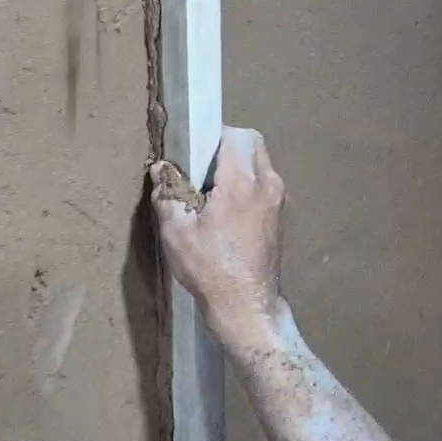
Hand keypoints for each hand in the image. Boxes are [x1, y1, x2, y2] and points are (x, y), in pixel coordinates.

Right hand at [150, 126, 285, 343]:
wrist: (246, 305)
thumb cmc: (209, 268)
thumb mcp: (176, 232)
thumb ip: (167, 195)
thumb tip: (160, 170)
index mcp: (242, 183)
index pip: (236, 135)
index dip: (212, 135)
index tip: (192, 150)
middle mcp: (267, 185)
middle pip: (252, 142)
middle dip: (226, 145)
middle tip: (200, 167)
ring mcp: (279, 200)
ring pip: (260, 162)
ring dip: (237, 165)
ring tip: (210, 190)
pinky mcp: (280, 215)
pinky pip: (264, 182)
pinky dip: (247, 183)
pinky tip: (225, 208)